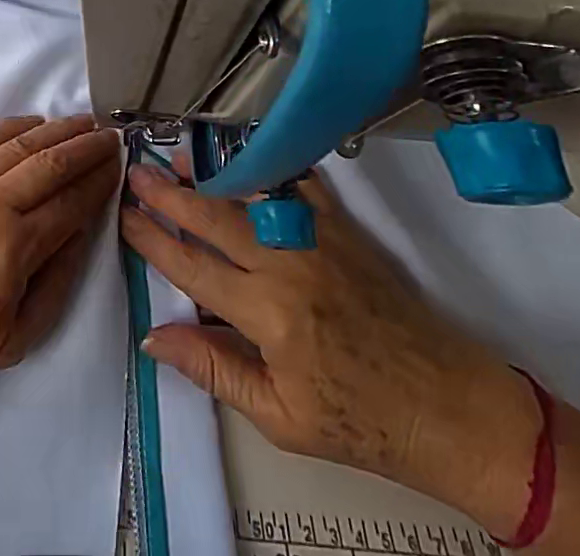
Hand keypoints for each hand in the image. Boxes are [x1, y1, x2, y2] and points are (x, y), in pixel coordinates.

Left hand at [0, 116, 120, 430]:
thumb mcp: (18, 336)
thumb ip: (57, 281)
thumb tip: (82, 232)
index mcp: (13, 248)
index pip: (71, 204)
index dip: (99, 183)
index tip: (120, 167)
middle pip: (50, 165)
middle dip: (86, 148)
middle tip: (111, 137)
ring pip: (18, 146)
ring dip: (56, 130)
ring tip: (84, 123)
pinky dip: (11, 127)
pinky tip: (34, 122)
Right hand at [118, 166, 542, 535]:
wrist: (457, 412)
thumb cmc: (361, 422)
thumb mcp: (279, 418)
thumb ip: (212, 368)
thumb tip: (153, 336)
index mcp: (269, 315)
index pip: (191, 267)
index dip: (151, 239)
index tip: (123, 217)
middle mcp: (289, 268)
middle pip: (214, 219)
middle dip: (168, 194)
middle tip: (136, 171)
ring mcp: (320, 244)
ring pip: (252, 197)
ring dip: (210, 174)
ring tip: (178, 157)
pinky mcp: (347, 235)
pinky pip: (303, 189)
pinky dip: (271, 170)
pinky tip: (246, 159)